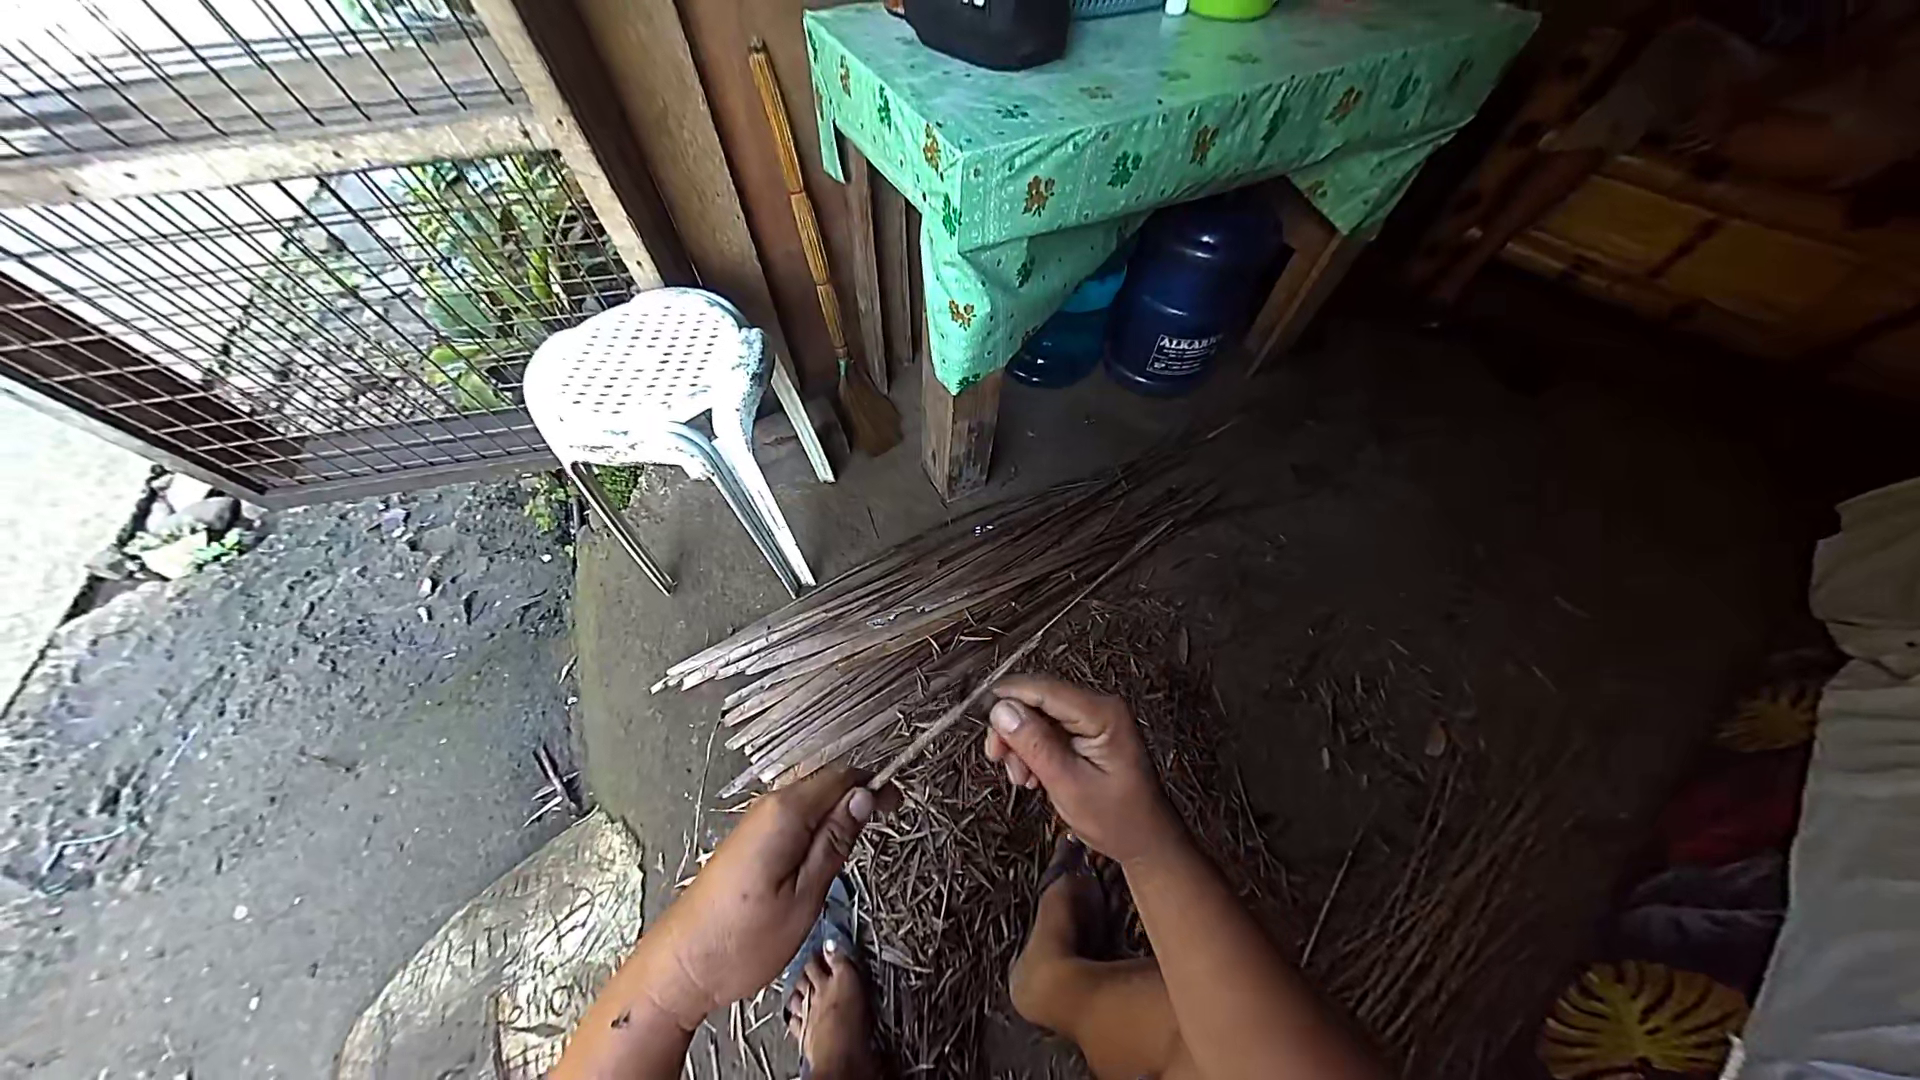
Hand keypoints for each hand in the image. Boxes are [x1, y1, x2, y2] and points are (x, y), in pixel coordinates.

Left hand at [624, 765, 895, 1030]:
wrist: (678, 969)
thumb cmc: (740, 942)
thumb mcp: (805, 895)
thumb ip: (837, 841)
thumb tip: (864, 797)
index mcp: (785, 813)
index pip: (842, 776)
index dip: (874, 785)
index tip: (897, 803)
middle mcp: (769, 806)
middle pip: (826, 781)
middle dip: (859, 794)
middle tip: (884, 820)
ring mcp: (757, 820)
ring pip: (811, 797)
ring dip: (839, 808)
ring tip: (858, 839)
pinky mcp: (751, 837)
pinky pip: (794, 814)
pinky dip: (818, 821)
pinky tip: (825, 848)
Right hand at [984, 674, 1184, 863]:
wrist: (1146, 843)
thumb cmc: (1117, 819)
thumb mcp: (1069, 785)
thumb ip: (1035, 745)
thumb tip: (1000, 710)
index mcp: (1102, 713)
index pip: (1044, 689)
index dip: (1008, 696)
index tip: (980, 715)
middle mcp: (1097, 706)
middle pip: (1038, 700)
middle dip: (1013, 727)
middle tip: (998, 758)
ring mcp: (1091, 719)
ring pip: (1037, 715)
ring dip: (1020, 743)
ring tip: (1021, 777)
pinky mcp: (1085, 732)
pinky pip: (1047, 730)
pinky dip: (1032, 750)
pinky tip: (1031, 775)